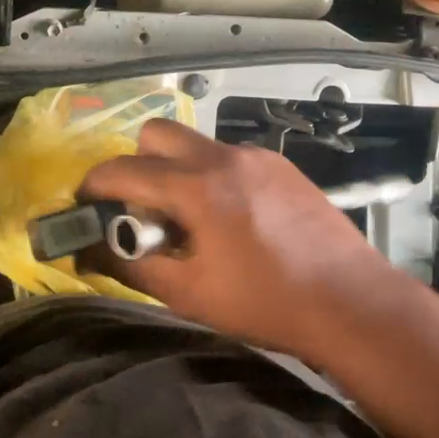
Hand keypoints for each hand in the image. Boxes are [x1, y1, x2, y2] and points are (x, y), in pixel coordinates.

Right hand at [80, 118, 388, 354]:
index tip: (84, 203)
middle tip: (142, 205)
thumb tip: (89, 253)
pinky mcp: (280, 164)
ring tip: (191, 218)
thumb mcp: (190, 294)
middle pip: (156, 133)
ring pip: (194, 143)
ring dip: (177, 169)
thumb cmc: (267, 303)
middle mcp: (222, 157)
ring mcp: (255, 156)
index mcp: (197, 187)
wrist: (354, 304)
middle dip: (137, 162)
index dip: (95, 184)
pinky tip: (233, 219)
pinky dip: (213, 176)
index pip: (125, 169)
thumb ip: (133, 266)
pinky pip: (228, 156)